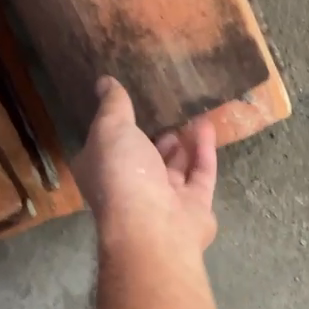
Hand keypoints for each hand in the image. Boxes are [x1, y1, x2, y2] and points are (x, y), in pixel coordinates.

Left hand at [73, 76, 218, 255]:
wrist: (155, 227)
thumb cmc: (122, 175)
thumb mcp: (110, 129)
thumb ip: (113, 105)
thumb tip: (105, 82)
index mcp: (101, 172)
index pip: (106, 147)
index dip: (116, 128)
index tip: (128, 106)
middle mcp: (132, 189)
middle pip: (144, 160)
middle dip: (153, 138)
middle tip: (164, 112)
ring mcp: (166, 201)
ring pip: (175, 168)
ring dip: (181, 144)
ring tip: (187, 116)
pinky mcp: (196, 207)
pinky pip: (200, 174)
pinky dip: (203, 151)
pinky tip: (207, 126)